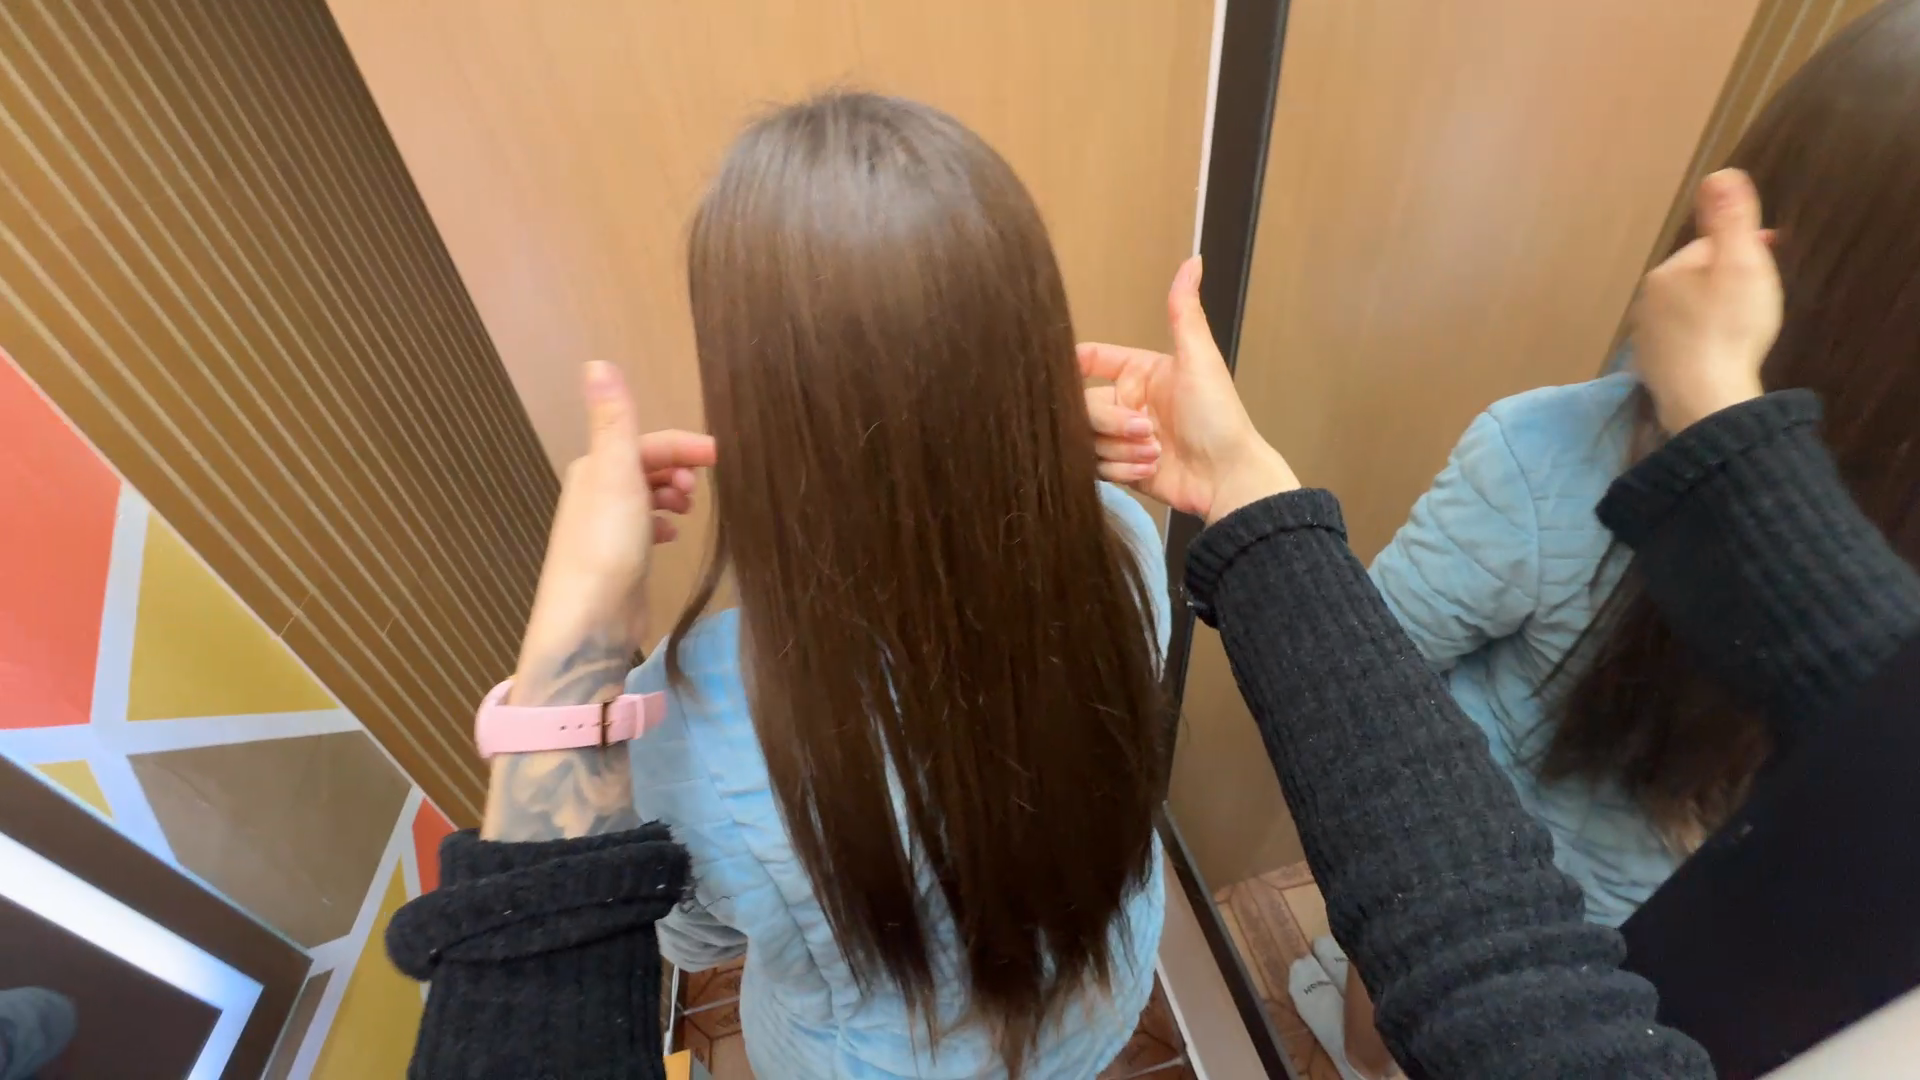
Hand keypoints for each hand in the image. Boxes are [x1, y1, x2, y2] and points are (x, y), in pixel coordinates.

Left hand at [516, 362, 714, 674]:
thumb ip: (614, 421)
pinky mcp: (618, 557)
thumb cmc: (607, 544)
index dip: (686, 446)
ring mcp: (607, 527)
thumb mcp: (617, 475)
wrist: (589, 621)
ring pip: (648, 495)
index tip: (722, 459)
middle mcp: (597, 492)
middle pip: (647, 465)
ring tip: (689, 511)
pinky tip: (673, 536)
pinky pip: (646, 525)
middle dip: (680, 469)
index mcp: (595, 468)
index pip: (647, 442)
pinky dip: (663, 523)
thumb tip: (597, 361)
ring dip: (673, 494)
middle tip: (703, 491)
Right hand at [1079, 256, 1297, 524]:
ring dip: (1121, 448)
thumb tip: (1194, 259)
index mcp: (1139, 373)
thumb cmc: (1218, 417)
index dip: (1072, 366)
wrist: (1227, 477)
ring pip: (1088, 438)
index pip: (1090, 361)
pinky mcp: (1120, 467)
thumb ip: (1184, 313)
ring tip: (1156, 453)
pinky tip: (1150, 469)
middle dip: (1113, 422)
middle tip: (1147, 431)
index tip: (1062, 377)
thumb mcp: (1199, 361)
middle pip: (1085, 406)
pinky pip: (1097, 466)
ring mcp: (1121, 437)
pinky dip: (1121, 469)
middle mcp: (1126, 403)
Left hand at [1632, 168, 1782, 432]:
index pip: (1707, 248)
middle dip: (1725, 278)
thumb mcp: (1739, 263)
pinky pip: (1683, 336)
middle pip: (1695, 278)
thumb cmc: (1727, 323)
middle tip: (1756, 294)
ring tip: (1739, 320)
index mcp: (1663, 274)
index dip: (1743, 249)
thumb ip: (1729, 220)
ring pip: (1687, 308)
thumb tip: (1717, 175)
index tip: (1770, 257)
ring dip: (1713, 307)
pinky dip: (1702, 334)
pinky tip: (1719, 345)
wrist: (1704, 388)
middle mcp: (1643, 302)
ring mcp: (1644, 334)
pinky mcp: (1651, 361)